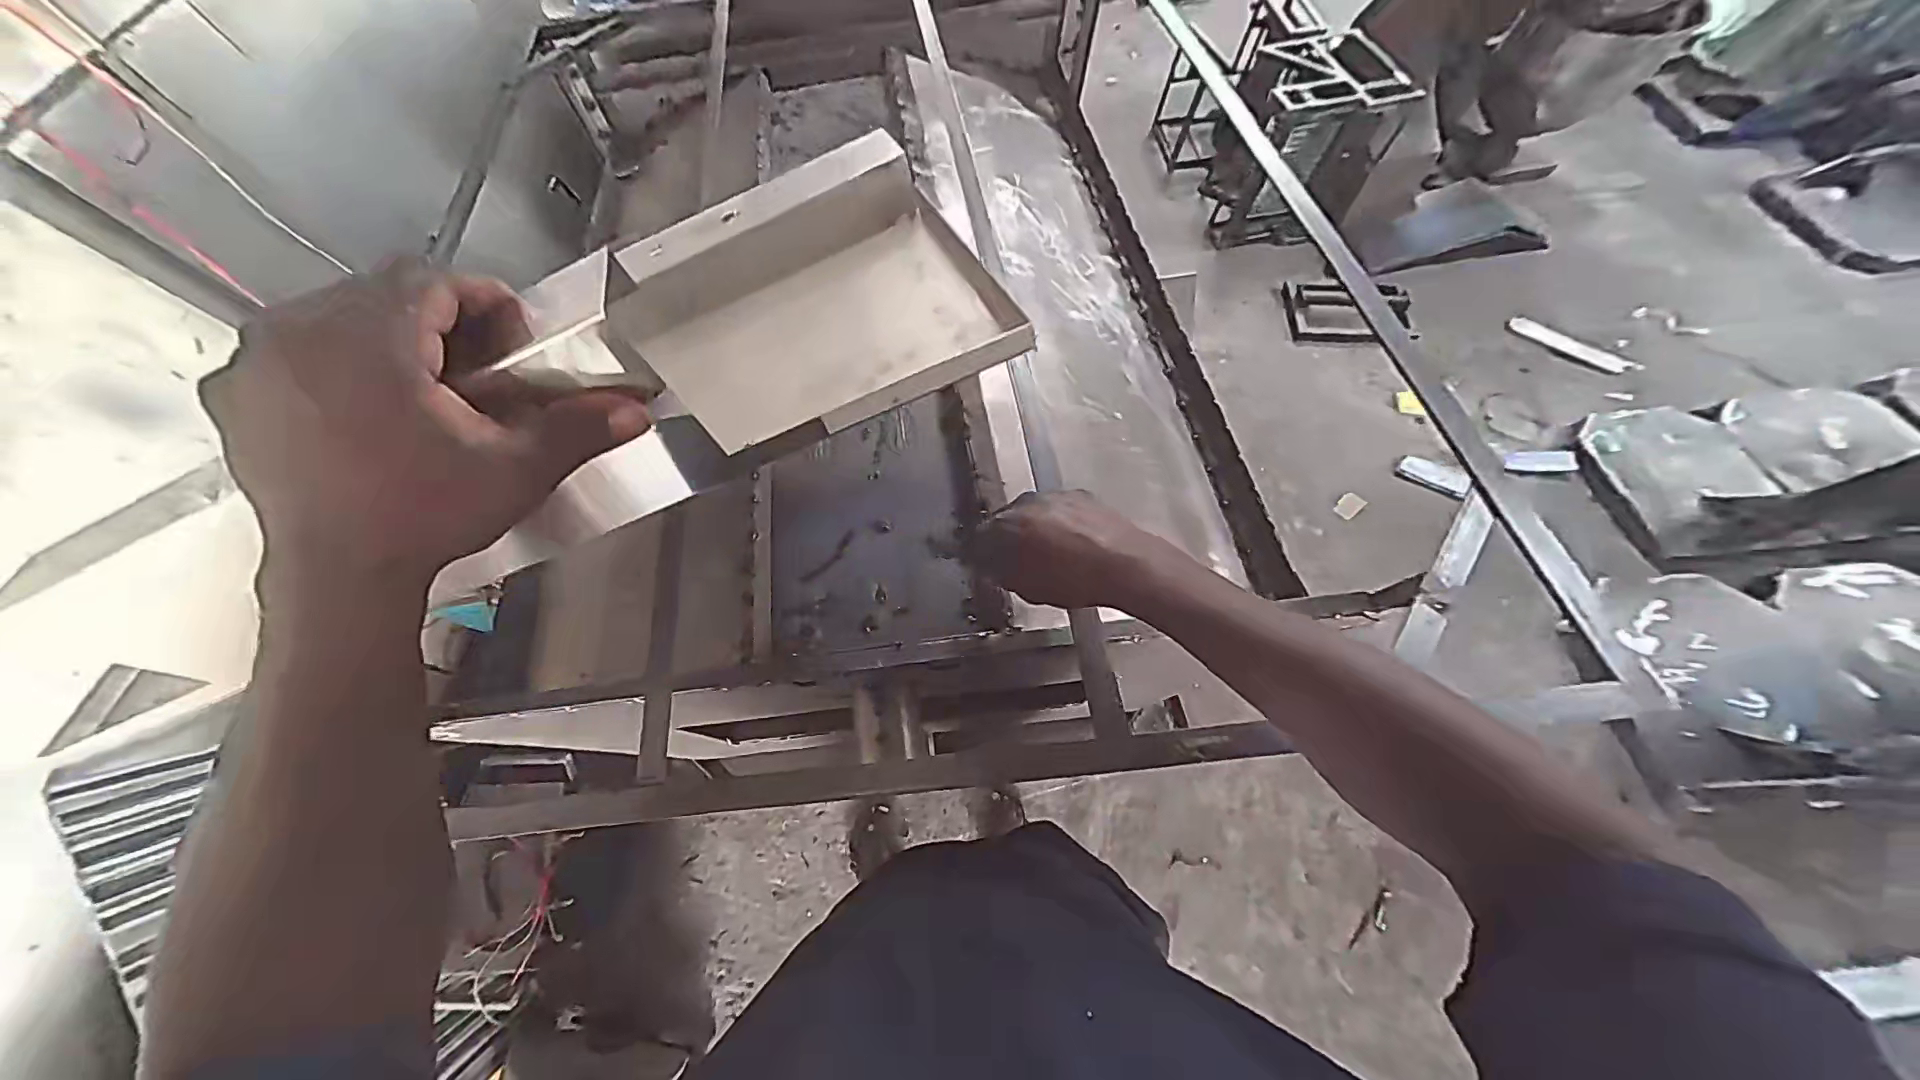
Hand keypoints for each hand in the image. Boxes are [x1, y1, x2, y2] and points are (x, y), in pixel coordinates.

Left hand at [199, 258, 650, 586]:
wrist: (339, 577)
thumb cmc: (426, 514)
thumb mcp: (517, 467)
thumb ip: (577, 428)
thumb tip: (634, 412)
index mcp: (367, 339)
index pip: (431, 279)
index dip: (486, 303)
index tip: (513, 347)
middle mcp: (295, 334)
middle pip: (385, 295)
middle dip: (444, 326)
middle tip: (483, 378)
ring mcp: (255, 364)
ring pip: (340, 320)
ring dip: (395, 344)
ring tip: (434, 398)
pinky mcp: (234, 396)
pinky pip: (298, 352)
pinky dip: (345, 367)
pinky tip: (378, 415)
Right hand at [968, 491, 1187, 610]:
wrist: (1127, 564)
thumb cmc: (1078, 580)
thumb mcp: (1029, 587)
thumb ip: (1003, 573)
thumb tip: (993, 567)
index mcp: (1008, 524)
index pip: (980, 536)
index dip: (981, 554)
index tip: (985, 564)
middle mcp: (1028, 502)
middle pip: (1006, 520)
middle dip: (1007, 539)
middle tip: (1016, 562)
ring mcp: (1056, 497)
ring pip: (1034, 513)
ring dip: (1035, 530)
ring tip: (1048, 557)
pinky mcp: (1082, 496)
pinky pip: (1059, 512)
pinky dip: (1059, 526)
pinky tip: (1071, 546)